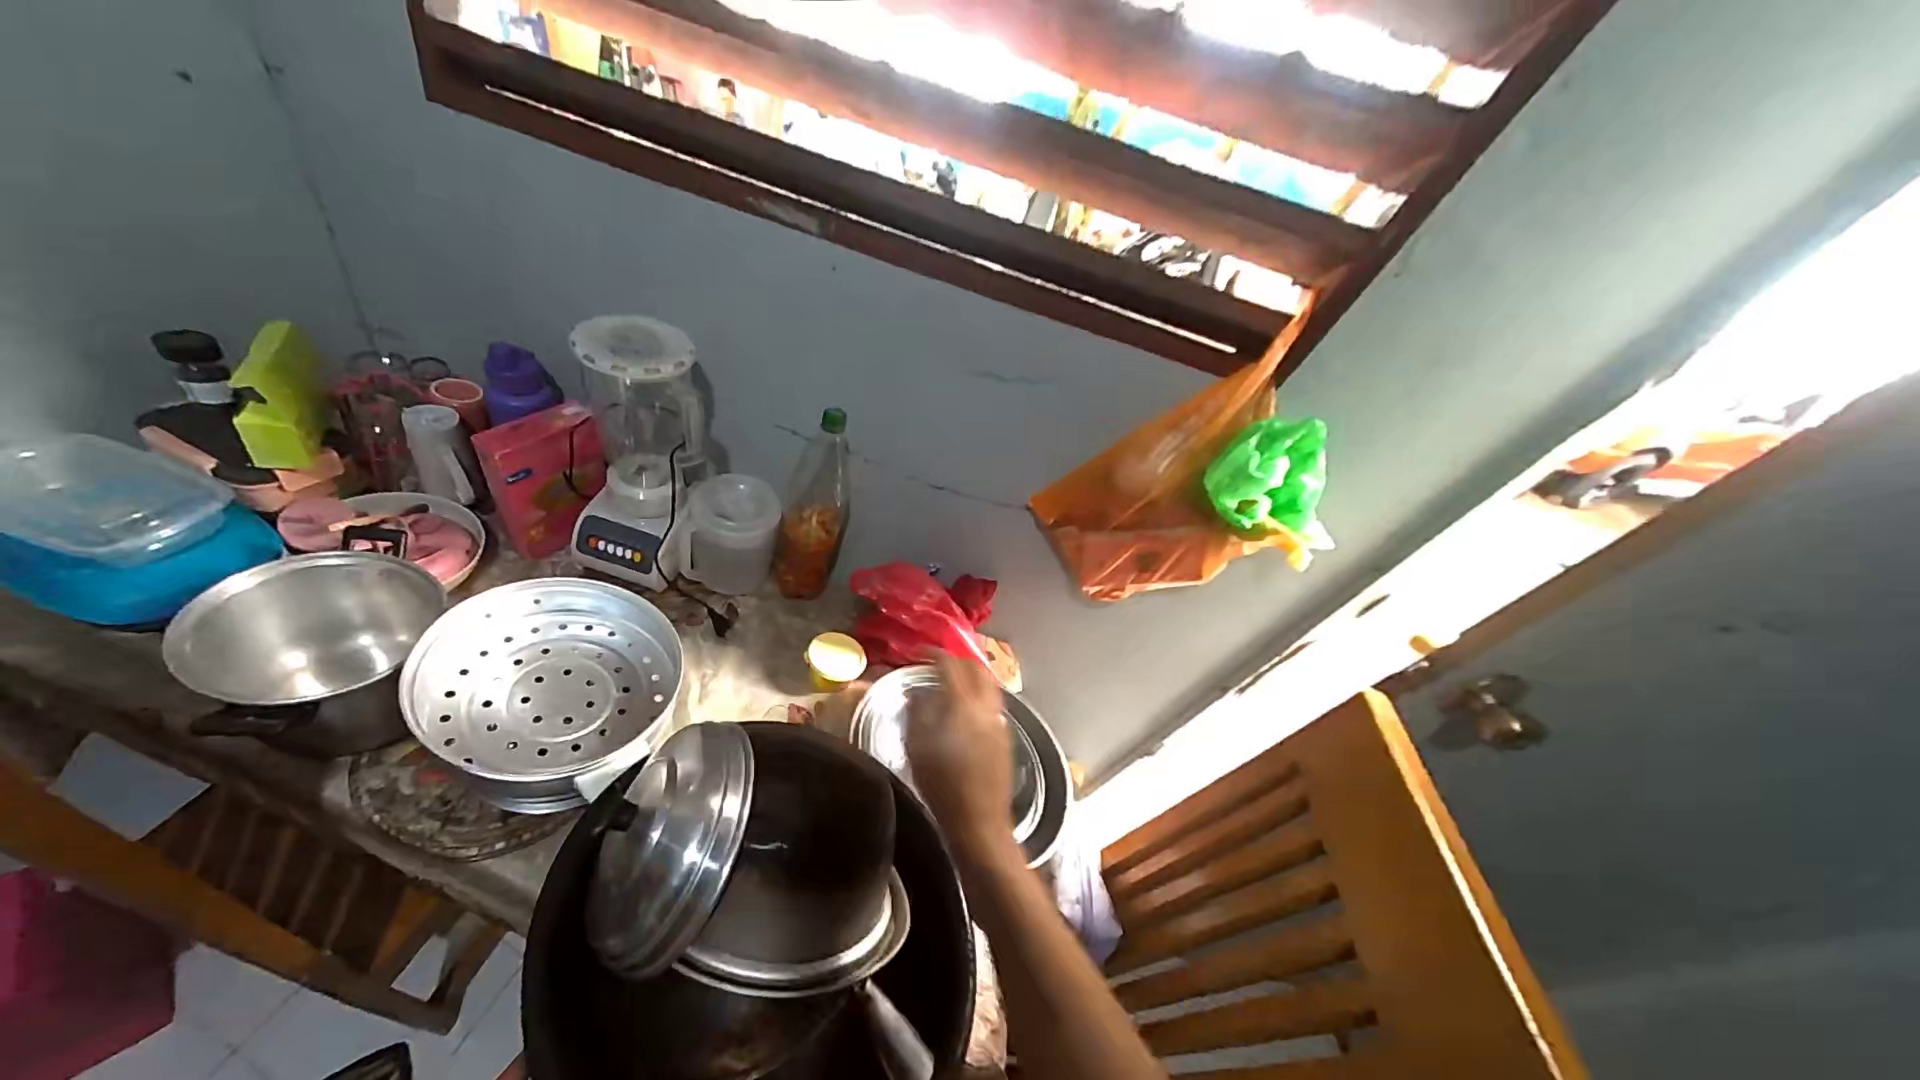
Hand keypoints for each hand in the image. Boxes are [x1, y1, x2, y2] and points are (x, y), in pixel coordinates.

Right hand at [905, 653, 1012, 860]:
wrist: (979, 821)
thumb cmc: (942, 787)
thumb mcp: (917, 749)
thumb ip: (917, 713)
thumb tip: (916, 693)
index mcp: (963, 706)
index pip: (950, 665)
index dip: (934, 653)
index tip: (920, 652)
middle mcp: (986, 707)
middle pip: (977, 668)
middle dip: (957, 659)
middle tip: (938, 662)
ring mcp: (1000, 721)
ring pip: (990, 683)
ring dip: (971, 675)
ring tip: (952, 680)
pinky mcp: (1006, 736)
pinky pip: (994, 702)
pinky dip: (979, 693)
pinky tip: (965, 706)